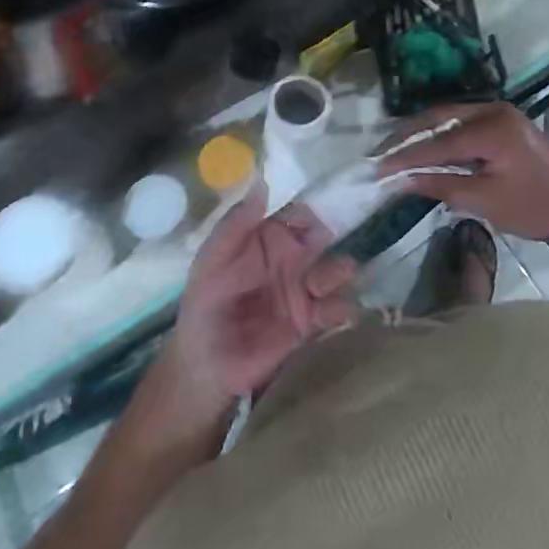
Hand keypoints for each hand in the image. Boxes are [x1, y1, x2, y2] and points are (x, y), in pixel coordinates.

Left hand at [169, 187, 359, 401]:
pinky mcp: (314, 319)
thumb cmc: (205, 304)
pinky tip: (331, 313)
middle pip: (326, 236)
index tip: (316, 210)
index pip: (298, 211)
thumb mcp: (212, 261)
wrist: (206, 365)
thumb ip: (236, 224)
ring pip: (338, 269)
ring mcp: (307, 288)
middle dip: (336, 235)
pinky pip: (340, 307)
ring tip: (318, 287)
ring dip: (339, 272)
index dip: (310, 206)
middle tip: (327, 243)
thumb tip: (262, 183)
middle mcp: (294, 256)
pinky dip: (344, 307)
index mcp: (269, 237)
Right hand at [375, 102, 548, 240]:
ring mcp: (500, 112)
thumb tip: (401, 180)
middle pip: (439, 117)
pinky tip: (422, 149)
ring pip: (448, 117)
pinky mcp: (502, 121)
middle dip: (407, 136)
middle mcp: (495, 109)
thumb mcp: (484, 201)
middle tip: (378, 154)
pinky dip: (439, 135)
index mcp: (493, 128)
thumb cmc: (534, 208)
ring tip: (393, 152)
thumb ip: (440, 185)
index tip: (376, 168)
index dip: (404, 156)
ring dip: (421, 134)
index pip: (438, 141)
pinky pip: (461, 123)